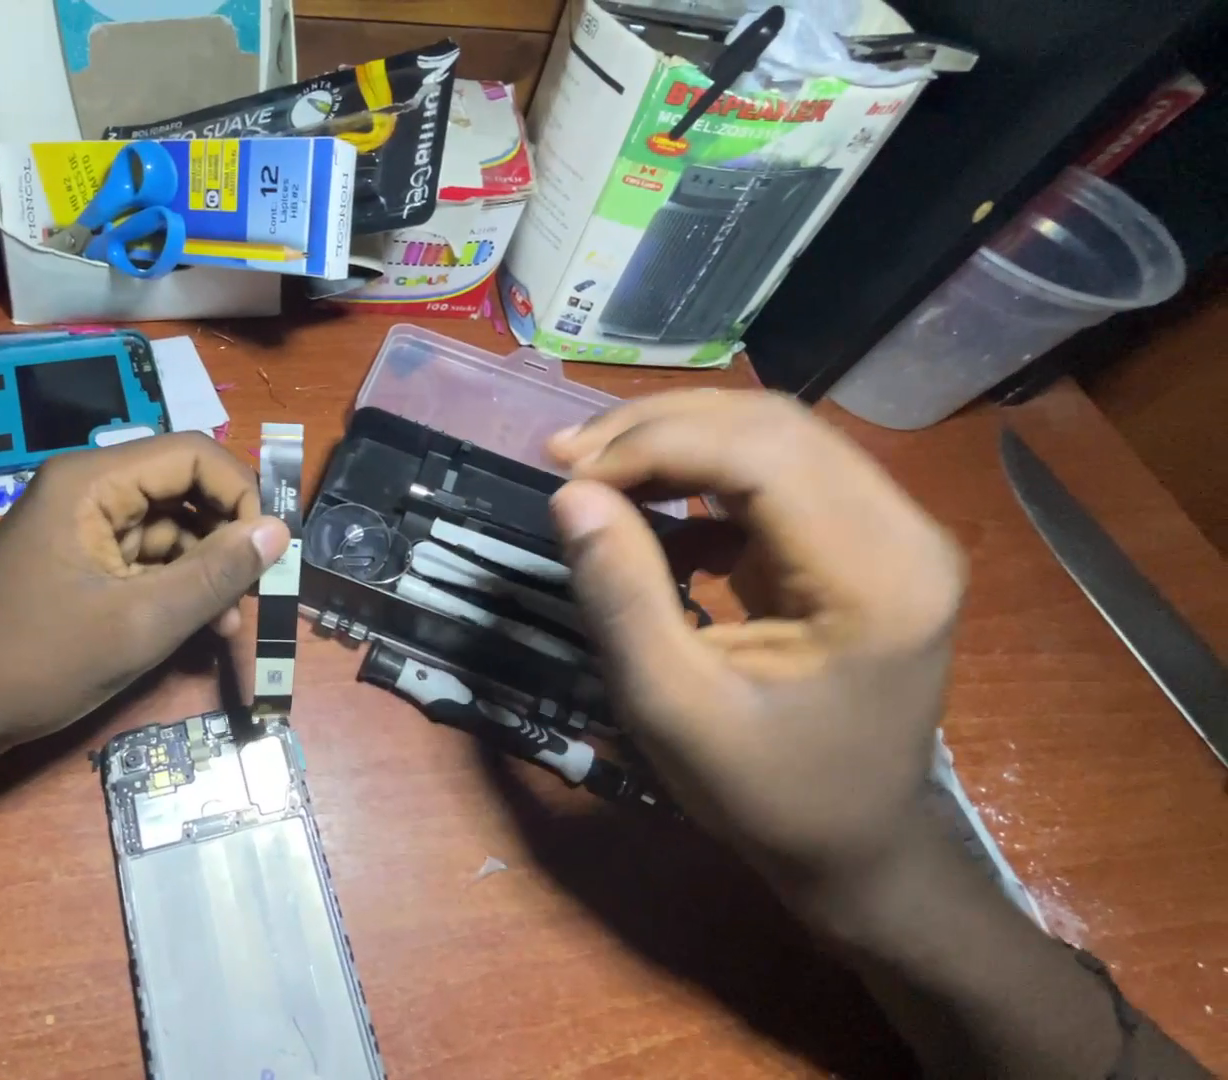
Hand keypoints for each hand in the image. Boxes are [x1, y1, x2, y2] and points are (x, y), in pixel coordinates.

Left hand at [0, 433, 289, 769]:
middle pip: (184, 492)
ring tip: (229, 630)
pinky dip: (178, 591)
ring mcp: (84, 529)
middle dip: (227, 543)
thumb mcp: (139, 624)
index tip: (270, 553)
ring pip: (170, 532)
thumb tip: (279, 531)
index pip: (192, 455)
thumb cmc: (36, 663)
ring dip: (207, 575)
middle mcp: (90, 491)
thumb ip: (214, 575)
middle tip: (256, 599)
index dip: (241, 495)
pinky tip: (201, 629)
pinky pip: (146, 562)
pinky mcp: (83, 564)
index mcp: (93, 481)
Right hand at [546, 392, 965, 904]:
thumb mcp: (670, 705)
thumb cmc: (764, 790)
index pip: (759, 453)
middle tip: (563, 456)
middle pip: (770, 425)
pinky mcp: (857, 543)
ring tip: (590, 468)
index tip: (566, 478)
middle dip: (655, 428)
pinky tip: (645, 505)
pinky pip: (771, 473)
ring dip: (672, 440)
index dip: (652, 446)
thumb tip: (569, 494)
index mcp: (874, 575)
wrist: (854, 848)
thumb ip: (620, 594)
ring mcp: (886, 533)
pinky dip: (696, 473)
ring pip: (770, 436)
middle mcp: (900, 532)